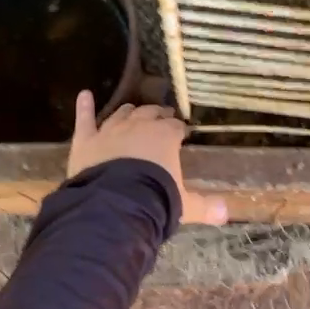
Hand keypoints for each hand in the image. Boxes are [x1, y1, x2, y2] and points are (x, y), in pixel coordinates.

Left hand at [67, 92, 227, 224]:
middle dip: (157, 115)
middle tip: (162, 117)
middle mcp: (138, 127)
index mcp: (164, 138)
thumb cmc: (155, 201)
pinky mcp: (86, 141)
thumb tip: (226, 213)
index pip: (175, 127)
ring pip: (121, 114)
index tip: (181, 133)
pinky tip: (84, 95)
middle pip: (149, 114)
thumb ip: (204, 206)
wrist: (114, 204)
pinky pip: (84, 119)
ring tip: (133, 111)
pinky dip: (84, 107)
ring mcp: (109, 131)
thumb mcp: (184, 206)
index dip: (178, 129)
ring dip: (129, 112)